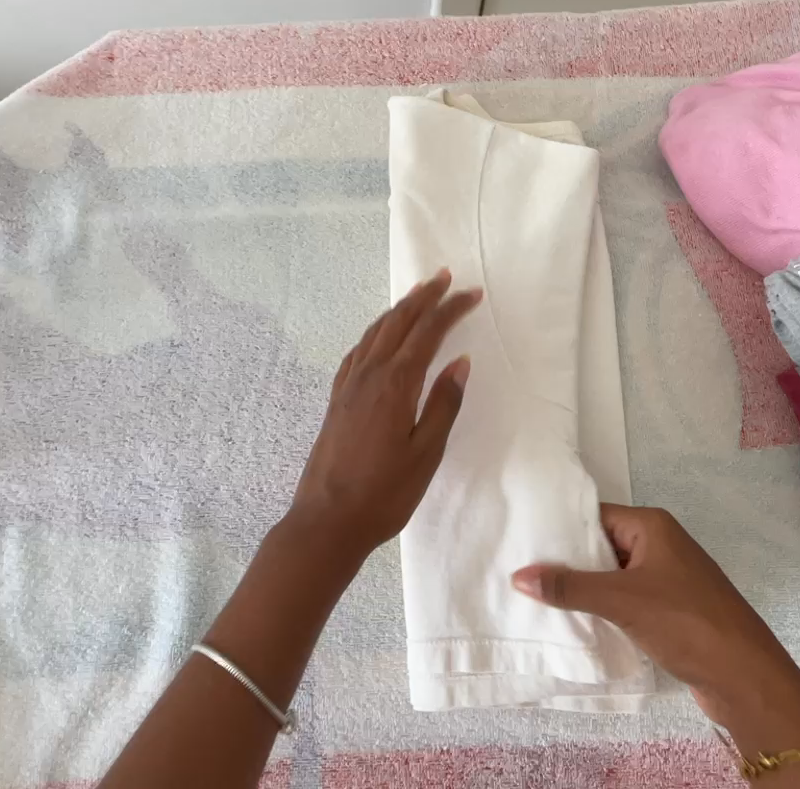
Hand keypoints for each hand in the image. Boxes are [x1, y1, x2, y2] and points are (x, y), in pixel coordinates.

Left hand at [283, 269, 481, 559]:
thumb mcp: (426, 453)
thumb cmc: (384, 493)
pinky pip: (358, 351)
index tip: (471, 294)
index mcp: (395, 384)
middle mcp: (368, 375)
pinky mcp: (336, 399)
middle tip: (445, 278)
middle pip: (398, 323)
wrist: (327, 521)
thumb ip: (443, 404)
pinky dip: (375, 333)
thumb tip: (459, 363)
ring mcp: (348, 385)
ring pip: (375, 333)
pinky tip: (379, 336)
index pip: (427, 333)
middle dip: (423, 298)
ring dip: (398, 310)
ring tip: (417, 296)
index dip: (450, 310)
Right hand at [510, 504, 799, 705]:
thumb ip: (569, 588)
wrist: (747, 679)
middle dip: (570, 562)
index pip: (594, 516)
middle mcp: (660, 544)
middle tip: (526, 571)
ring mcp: (668, 577)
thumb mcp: (620, 601)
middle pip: (602, 545)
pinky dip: (606, 607)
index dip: (562, 530)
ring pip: (614, 575)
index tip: (525, 541)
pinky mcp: (672, 608)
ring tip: (542, 597)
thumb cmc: (685, 622)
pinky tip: (579, 621)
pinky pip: (628, 598)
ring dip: (587, 588)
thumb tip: (519, 576)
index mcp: (652, 526)